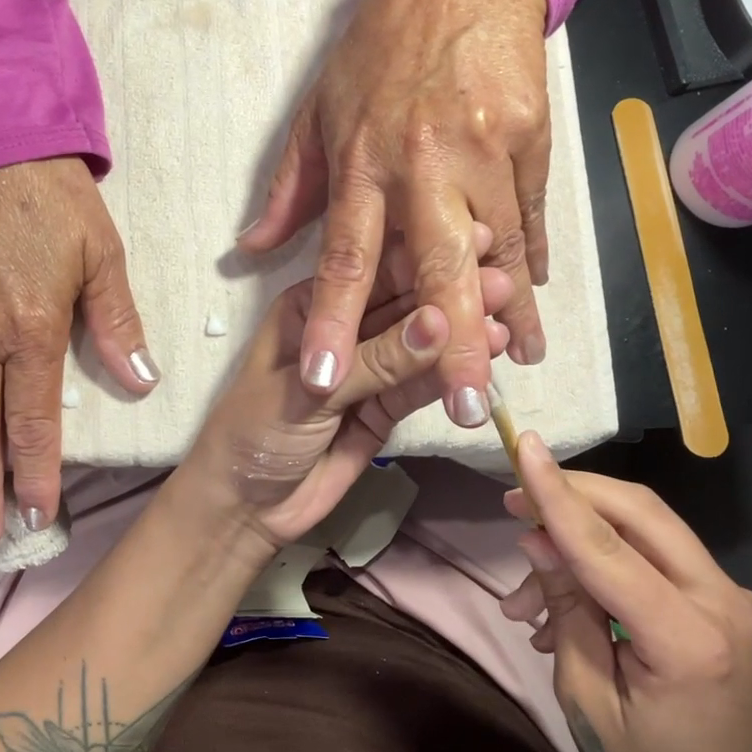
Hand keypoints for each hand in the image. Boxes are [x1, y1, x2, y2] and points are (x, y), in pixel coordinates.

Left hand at [175, 226, 514, 550]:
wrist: (243, 509)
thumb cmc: (255, 434)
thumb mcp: (309, 391)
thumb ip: (376, 361)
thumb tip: (441, 322)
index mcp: (312, 306)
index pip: (370, 276)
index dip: (420, 260)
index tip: (470, 242)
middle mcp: (343, 330)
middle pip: (404, 308)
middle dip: (451, 295)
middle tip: (504, 280)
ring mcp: (367, 370)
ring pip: (419, 347)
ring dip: (460, 336)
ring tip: (508, 318)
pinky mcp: (384, 409)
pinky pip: (420, 386)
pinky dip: (451, 375)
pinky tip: (488, 357)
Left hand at [238, 0, 551, 429]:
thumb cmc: (380, 47)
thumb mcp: (319, 109)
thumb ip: (289, 187)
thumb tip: (250, 249)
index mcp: (362, 162)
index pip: (343, 257)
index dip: (333, 324)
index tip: (325, 383)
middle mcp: (422, 166)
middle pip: (436, 267)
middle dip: (449, 343)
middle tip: (463, 409)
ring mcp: (483, 155)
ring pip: (497, 251)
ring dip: (506, 315)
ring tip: (516, 368)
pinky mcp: (529, 146)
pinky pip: (530, 219)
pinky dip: (532, 265)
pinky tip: (535, 306)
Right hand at [500, 432, 751, 751]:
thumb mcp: (589, 700)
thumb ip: (567, 610)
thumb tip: (537, 541)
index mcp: (690, 640)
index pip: (608, 548)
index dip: (558, 495)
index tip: (524, 446)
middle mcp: (725, 603)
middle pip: (641, 514)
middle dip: (573, 495)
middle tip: (512, 502)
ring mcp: (733, 597)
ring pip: (648, 529)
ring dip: (581, 539)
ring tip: (524, 596)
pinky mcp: (726, 599)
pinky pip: (657, 557)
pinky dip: (606, 561)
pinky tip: (564, 600)